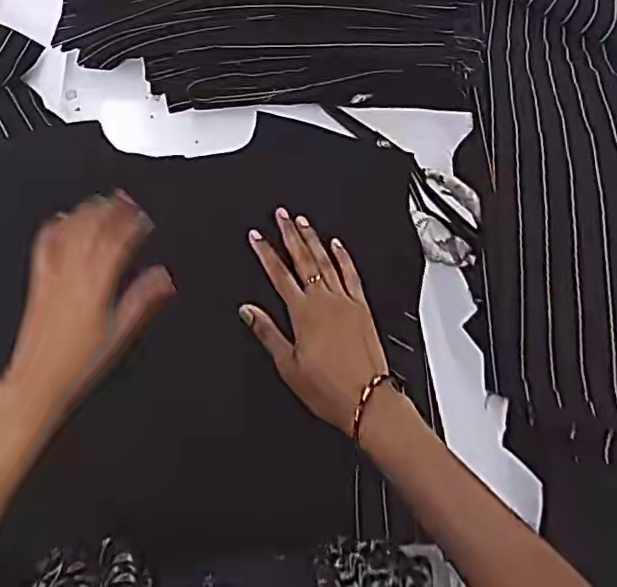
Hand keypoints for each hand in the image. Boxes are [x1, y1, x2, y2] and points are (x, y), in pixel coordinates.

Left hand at [2, 191, 175, 417]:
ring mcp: (53, 274)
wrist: (37, 380)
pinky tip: (62, 218)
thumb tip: (163, 277)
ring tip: (100, 202)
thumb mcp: (119, 334)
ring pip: (70, 231)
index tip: (142, 217)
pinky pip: (46, 244)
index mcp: (96, 285)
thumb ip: (142, 300)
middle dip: (110, 210)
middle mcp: (73, 274)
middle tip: (124, 200)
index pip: (117, 242)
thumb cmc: (77, 363)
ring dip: (86, 212)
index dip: (131, 225)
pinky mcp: (38, 280)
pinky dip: (55, 227)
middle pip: (93, 229)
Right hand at [241, 208, 396, 436]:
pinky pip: (351, 274)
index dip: (265, 253)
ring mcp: (345, 301)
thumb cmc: (329, 388)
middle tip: (281, 215)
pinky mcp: (363, 308)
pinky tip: (338, 245)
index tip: (257, 237)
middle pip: (302, 259)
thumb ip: (267, 332)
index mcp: (303, 313)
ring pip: (325, 260)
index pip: (278, 274)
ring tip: (303, 221)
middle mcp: (324, 301)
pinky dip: (344, 257)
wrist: (368, 400)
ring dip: (313, 239)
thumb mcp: (288, 365)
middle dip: (289, 234)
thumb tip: (248, 311)